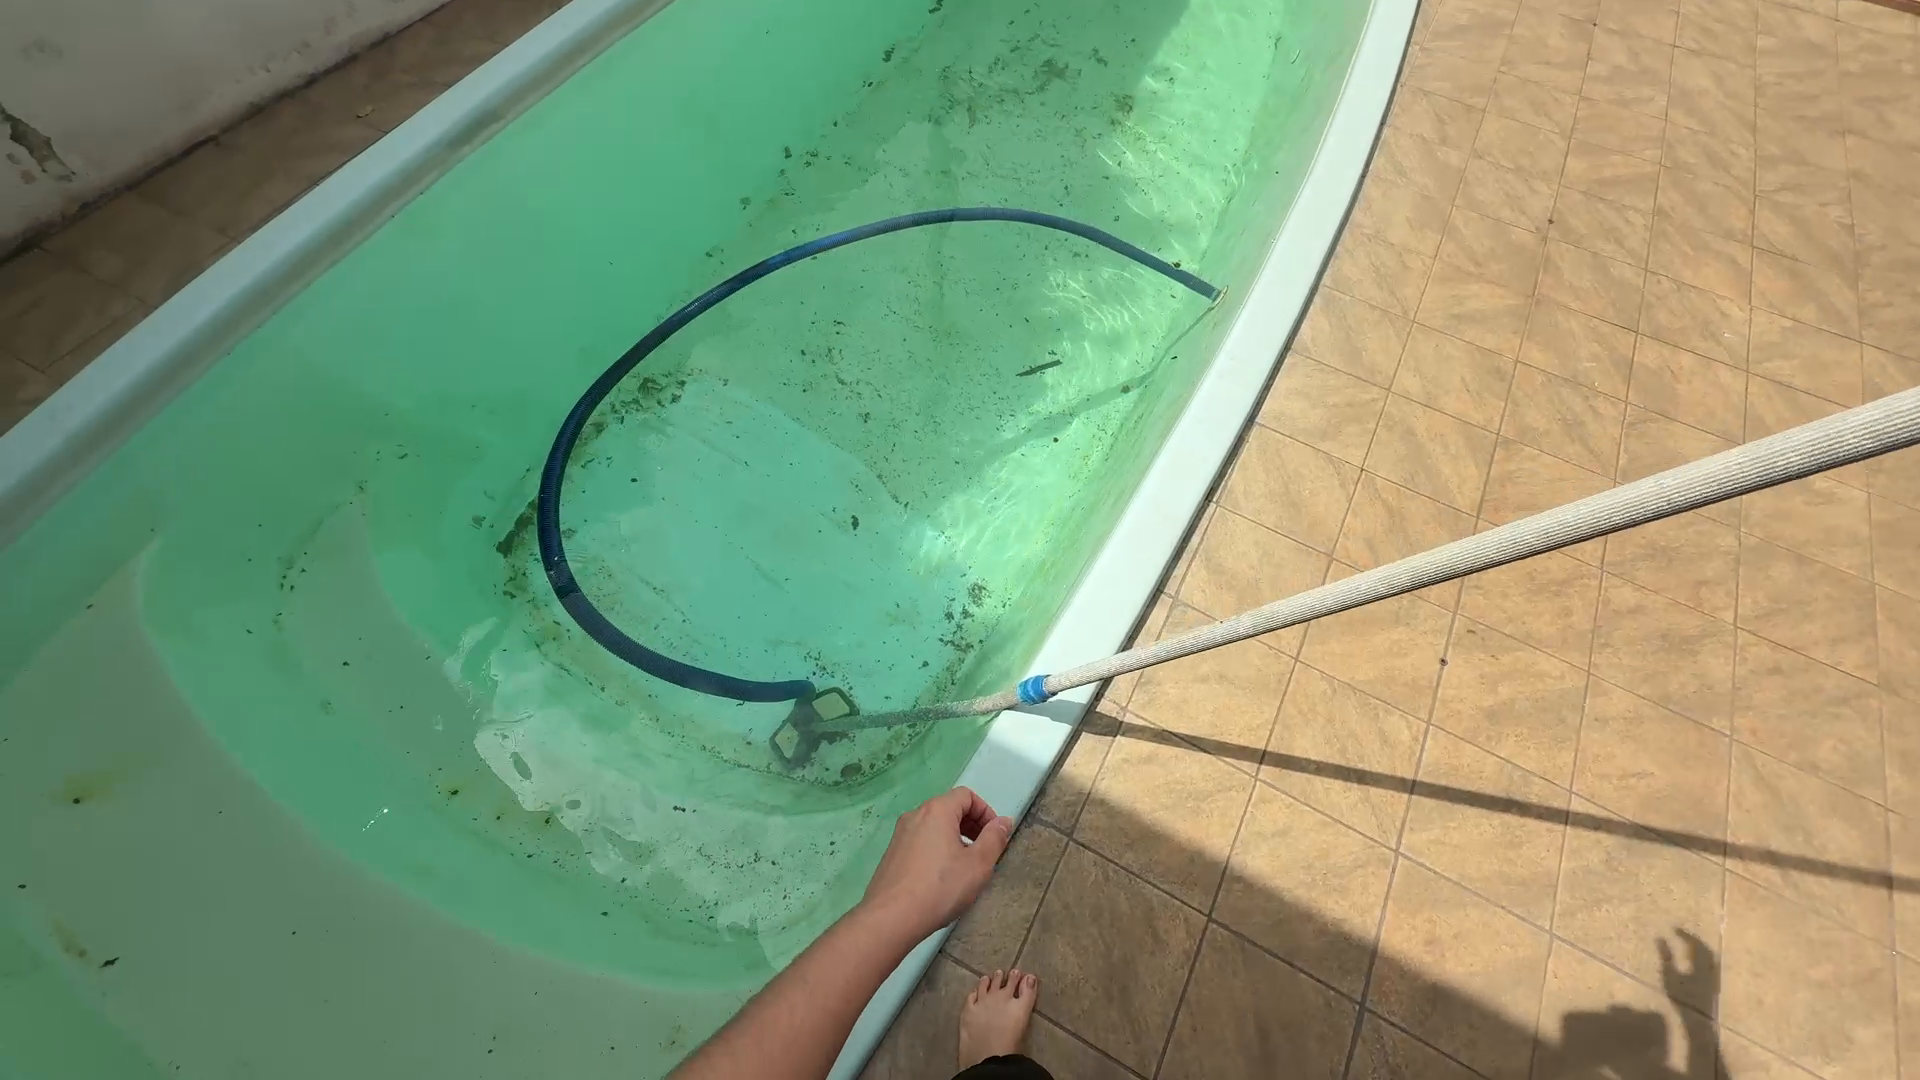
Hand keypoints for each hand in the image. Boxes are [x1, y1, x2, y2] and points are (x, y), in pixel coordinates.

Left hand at [858, 787, 1012, 941]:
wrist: (891, 918)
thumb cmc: (940, 888)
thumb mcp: (977, 865)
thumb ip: (994, 839)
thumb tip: (1004, 821)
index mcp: (937, 810)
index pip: (966, 796)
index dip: (986, 812)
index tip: (995, 837)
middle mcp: (915, 814)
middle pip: (949, 808)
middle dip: (971, 825)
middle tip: (983, 851)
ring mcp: (900, 834)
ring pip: (934, 825)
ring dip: (955, 837)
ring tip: (964, 867)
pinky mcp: (892, 853)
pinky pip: (921, 840)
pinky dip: (936, 848)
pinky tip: (940, 878)